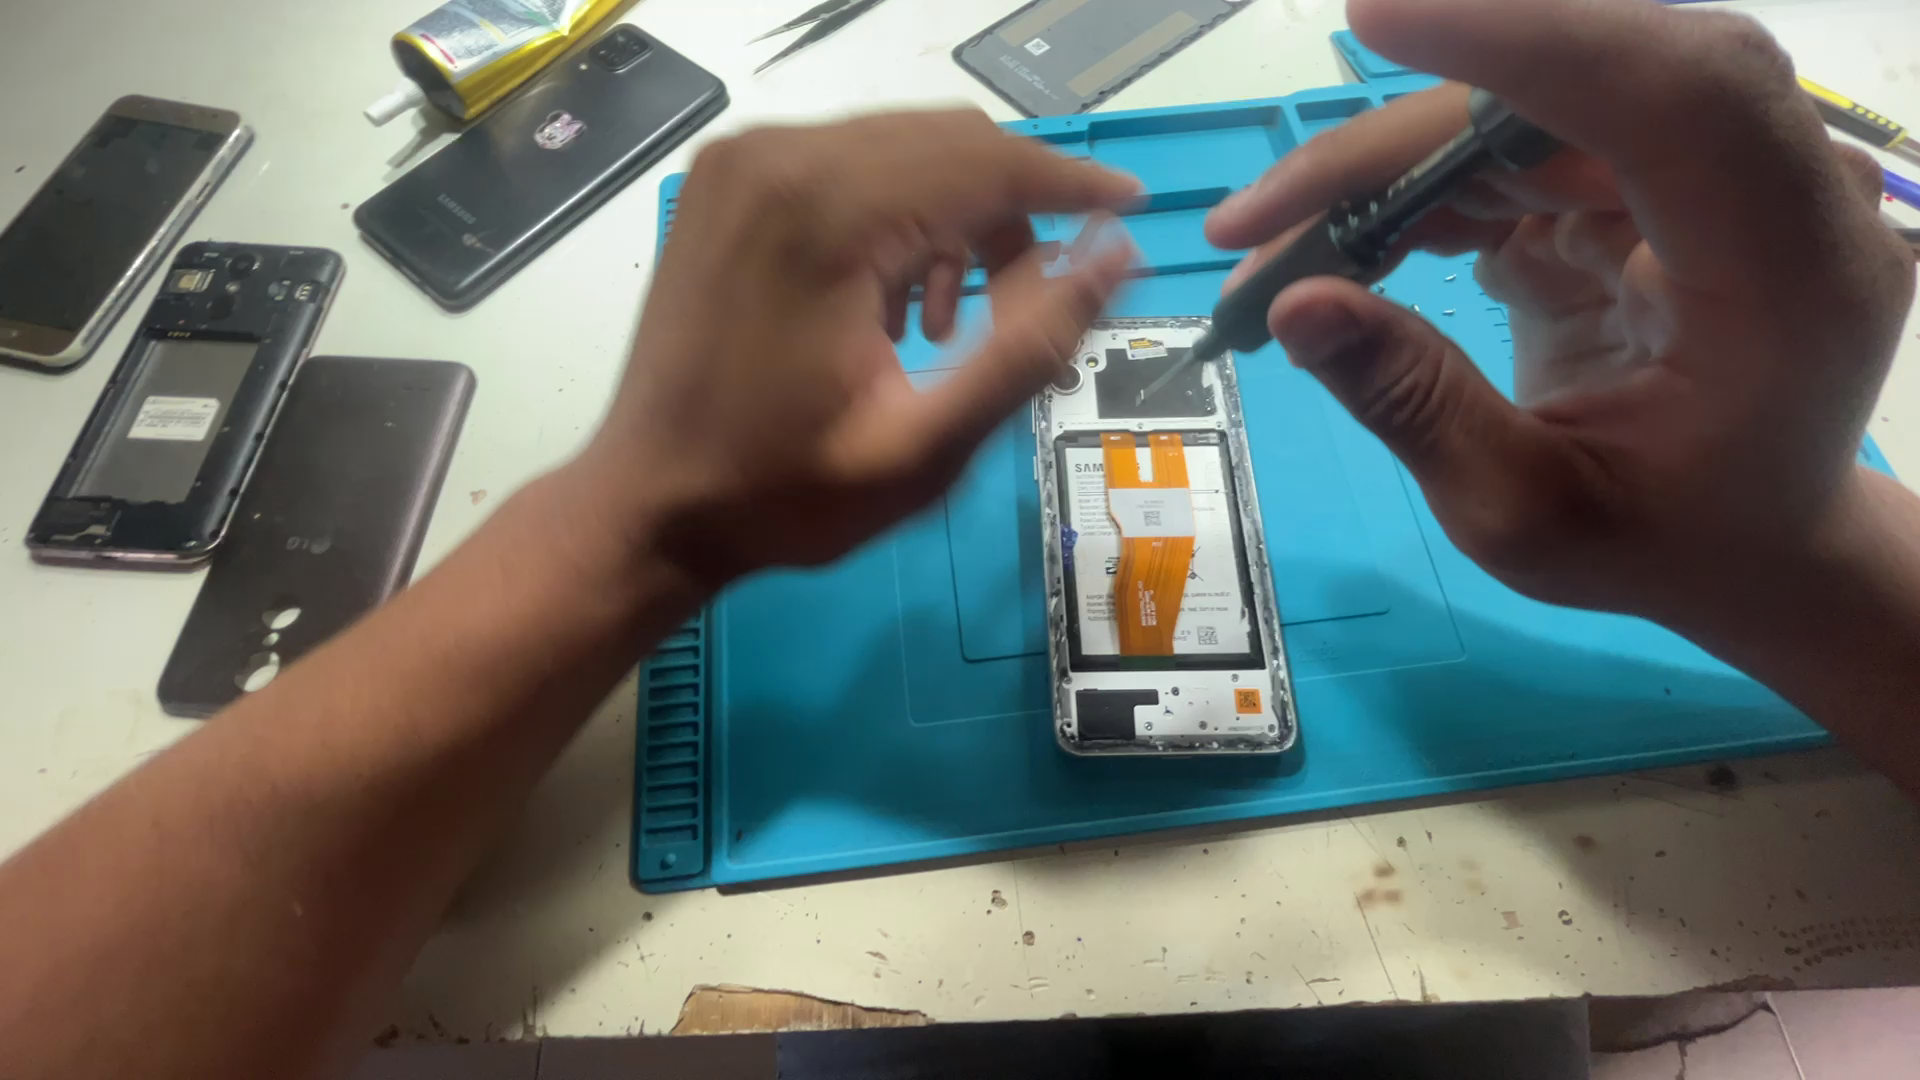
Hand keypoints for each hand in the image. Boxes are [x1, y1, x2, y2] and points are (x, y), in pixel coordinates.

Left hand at [572, 110, 1135, 588]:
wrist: (652, 506)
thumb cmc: (785, 495)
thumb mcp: (925, 447)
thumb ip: (1026, 347)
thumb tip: (1115, 256)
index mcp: (825, 213)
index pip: (985, 161)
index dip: (1071, 184)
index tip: (1131, 207)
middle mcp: (776, 155)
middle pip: (946, 146)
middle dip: (1010, 218)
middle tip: (1027, 309)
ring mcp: (741, 163)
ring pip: (898, 155)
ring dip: (952, 226)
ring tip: (945, 329)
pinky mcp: (727, 186)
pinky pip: (845, 173)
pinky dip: (894, 225)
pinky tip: (888, 307)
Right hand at [1206, 0, 1914, 629]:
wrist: (1737, 546)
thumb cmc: (1650, 544)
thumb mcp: (1515, 506)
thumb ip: (1412, 404)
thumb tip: (1294, 305)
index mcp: (1776, 268)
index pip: (1667, 88)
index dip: (1520, 40)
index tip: (1374, 17)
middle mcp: (1751, 195)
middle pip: (1551, 105)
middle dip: (1381, 155)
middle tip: (1249, 227)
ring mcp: (1684, 193)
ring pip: (1506, 136)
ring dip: (1371, 191)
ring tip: (1268, 261)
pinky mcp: (1626, 209)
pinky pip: (1498, 177)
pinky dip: (1402, 214)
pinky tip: (1337, 263)